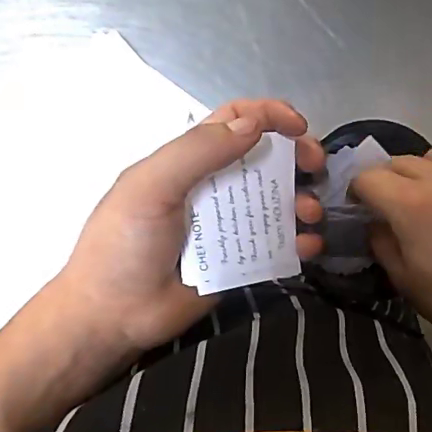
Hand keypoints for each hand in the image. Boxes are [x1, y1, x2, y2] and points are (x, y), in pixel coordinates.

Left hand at [53, 99, 326, 355]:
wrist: (114, 316)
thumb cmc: (123, 246)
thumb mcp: (151, 187)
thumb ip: (198, 152)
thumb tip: (254, 124)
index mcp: (186, 162)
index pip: (232, 121)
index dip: (267, 115)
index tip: (299, 128)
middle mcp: (211, 190)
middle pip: (263, 161)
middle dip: (295, 158)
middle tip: (317, 169)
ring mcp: (226, 229)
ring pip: (275, 204)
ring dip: (301, 201)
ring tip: (311, 215)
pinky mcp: (237, 264)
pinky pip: (275, 247)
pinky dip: (298, 243)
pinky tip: (309, 247)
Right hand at [350, 147, 431, 375]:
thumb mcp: (402, 278)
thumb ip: (380, 240)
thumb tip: (374, 218)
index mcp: (412, 205)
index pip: (369, 177)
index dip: (358, 192)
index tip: (362, 208)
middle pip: (399, 162)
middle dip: (389, 182)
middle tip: (395, 208)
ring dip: (424, 173)